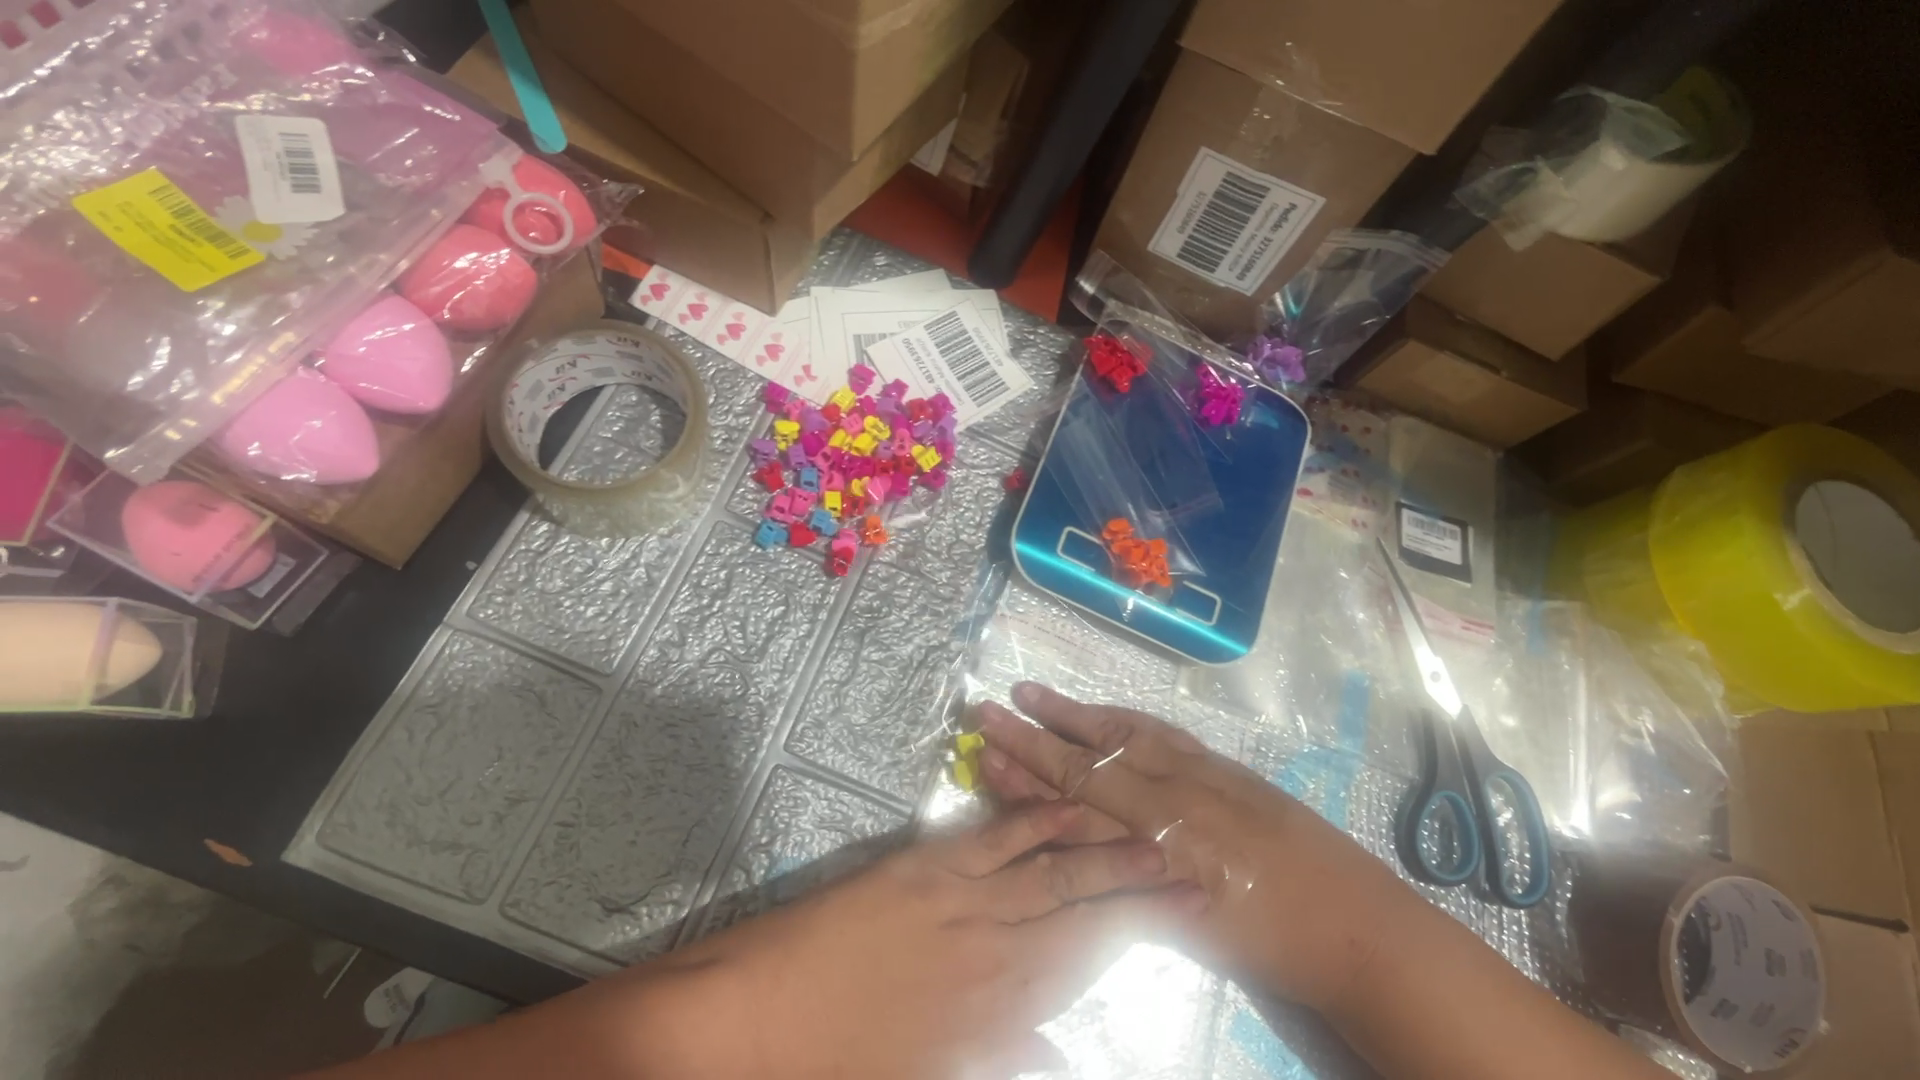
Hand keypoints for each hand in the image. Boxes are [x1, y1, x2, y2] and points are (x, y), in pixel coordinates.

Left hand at [611, 801, 1206, 1079]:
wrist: (754, 1021)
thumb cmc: (843, 1063)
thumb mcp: (937, 1075)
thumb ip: (1008, 1059)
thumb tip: (1062, 1056)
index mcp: (1002, 1008)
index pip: (1091, 958)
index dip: (1143, 930)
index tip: (1188, 910)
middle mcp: (997, 947)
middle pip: (1084, 909)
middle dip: (1141, 888)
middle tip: (1192, 868)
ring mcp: (961, 898)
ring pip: (1049, 868)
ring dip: (1103, 851)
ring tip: (1151, 836)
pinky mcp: (921, 866)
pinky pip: (993, 839)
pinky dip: (1034, 821)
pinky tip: (1066, 808)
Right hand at [977, 683, 1421, 1012]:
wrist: (1357, 927)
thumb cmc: (1267, 941)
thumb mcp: (1187, 922)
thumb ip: (1127, 876)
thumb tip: (1067, 841)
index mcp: (1167, 834)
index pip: (1080, 791)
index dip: (1028, 764)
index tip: (988, 739)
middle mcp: (1180, 791)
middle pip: (1094, 753)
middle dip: (1037, 729)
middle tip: (990, 706)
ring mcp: (1206, 772)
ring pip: (1127, 733)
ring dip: (1076, 714)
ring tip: (1035, 694)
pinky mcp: (1228, 769)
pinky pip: (1164, 733)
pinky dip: (1125, 720)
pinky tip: (1107, 715)